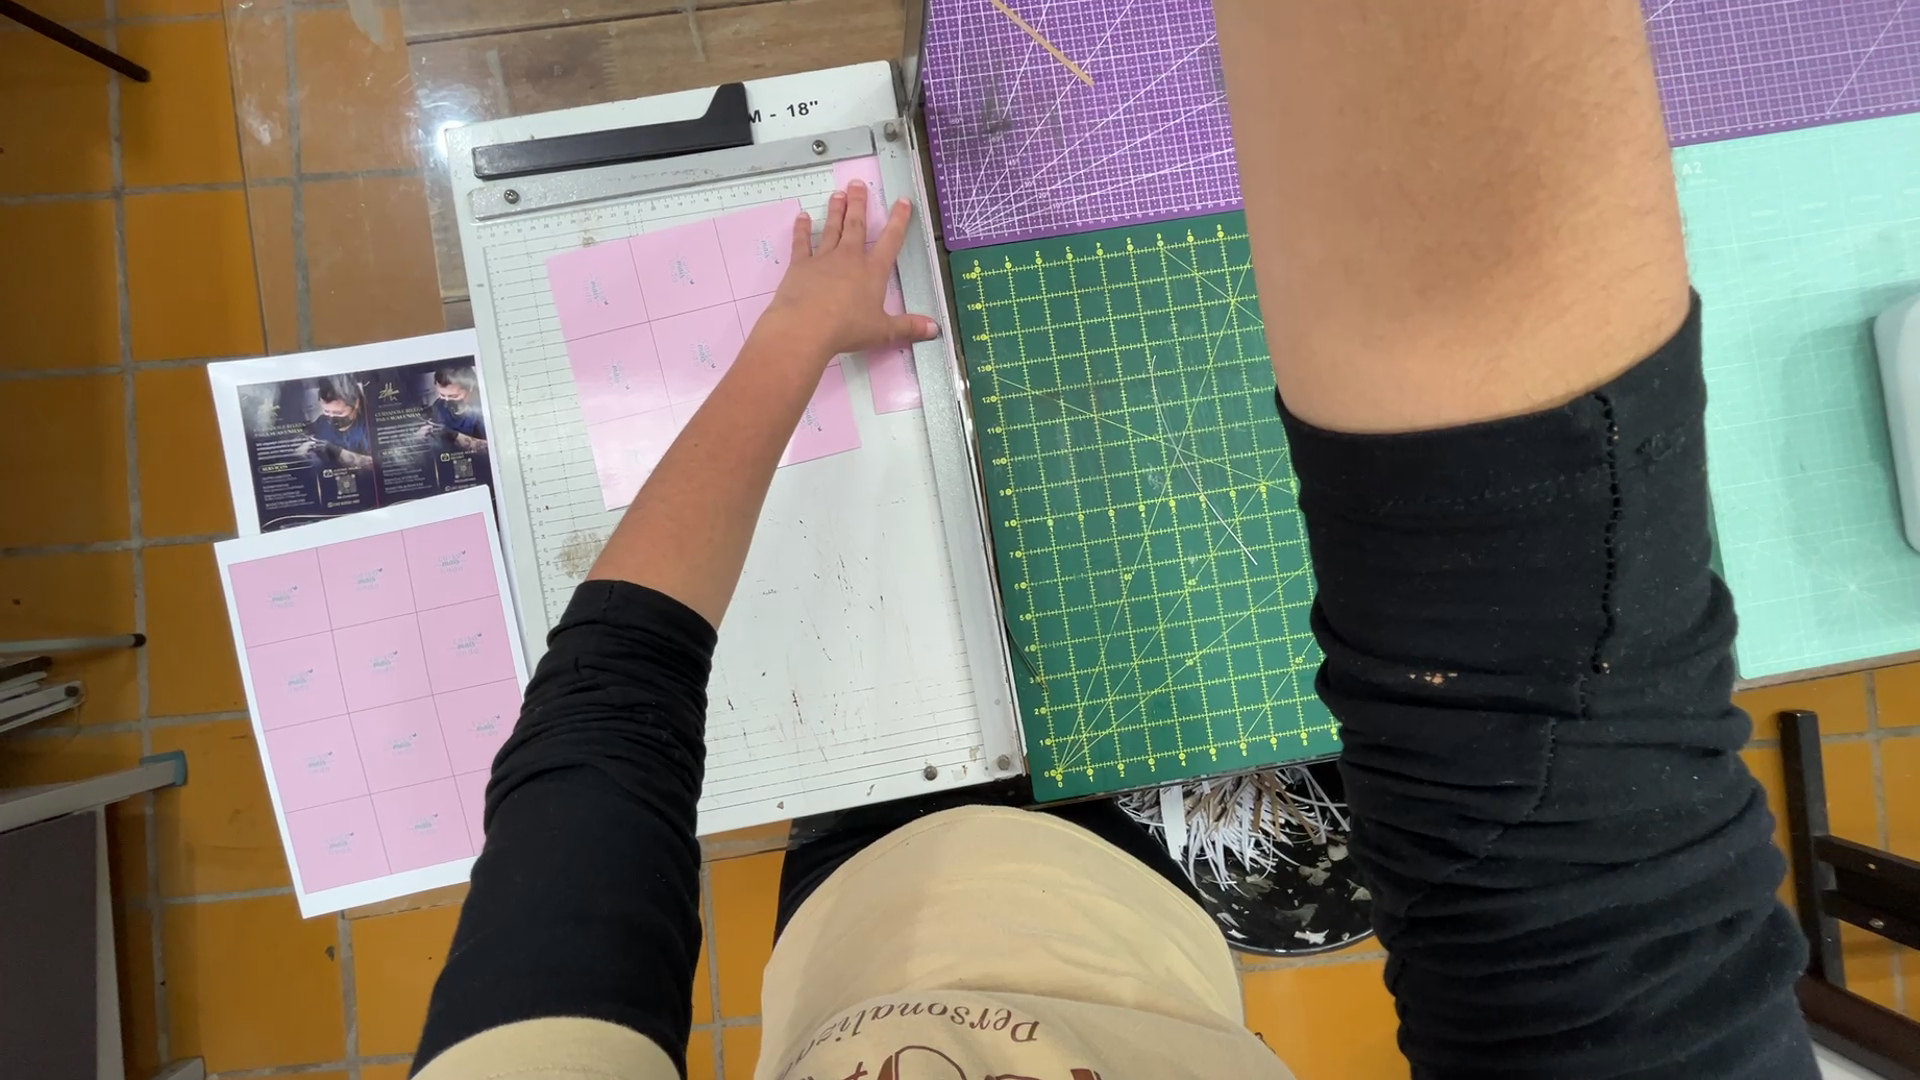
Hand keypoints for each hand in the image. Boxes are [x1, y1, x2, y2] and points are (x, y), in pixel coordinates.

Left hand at [753, 180, 939, 361]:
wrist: (806, 326)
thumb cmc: (848, 328)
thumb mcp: (883, 331)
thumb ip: (908, 327)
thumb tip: (933, 328)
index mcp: (873, 271)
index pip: (890, 241)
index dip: (899, 221)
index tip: (902, 202)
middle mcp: (849, 258)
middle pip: (856, 226)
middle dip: (859, 204)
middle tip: (857, 184)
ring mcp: (823, 259)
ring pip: (832, 228)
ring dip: (836, 210)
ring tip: (838, 194)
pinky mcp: (801, 265)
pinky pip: (802, 243)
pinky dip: (802, 229)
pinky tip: (802, 217)